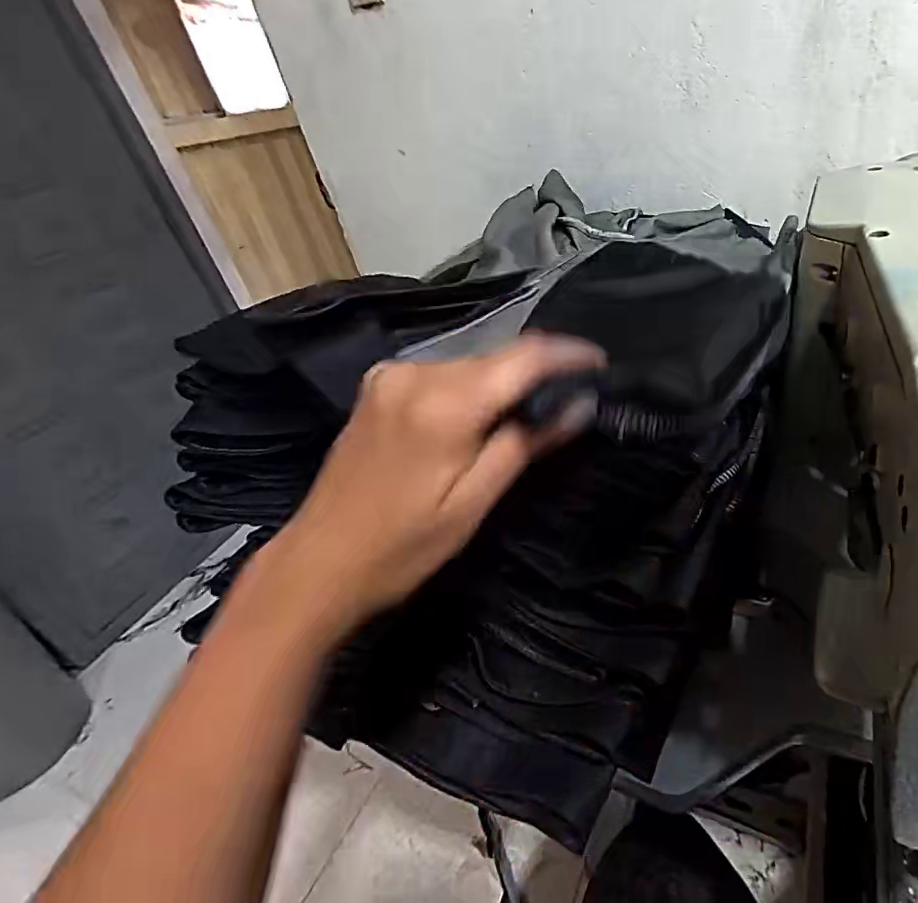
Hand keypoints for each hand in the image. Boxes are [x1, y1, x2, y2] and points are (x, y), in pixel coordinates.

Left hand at [234, 334, 604, 640]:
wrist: (317, 563)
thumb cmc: (404, 546)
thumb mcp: (475, 502)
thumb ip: (527, 443)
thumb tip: (579, 405)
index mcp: (443, 403)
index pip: (524, 358)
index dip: (568, 354)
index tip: (601, 362)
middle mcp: (416, 373)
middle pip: (499, 356)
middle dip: (540, 371)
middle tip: (572, 396)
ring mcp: (392, 375)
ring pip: (474, 362)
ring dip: (507, 380)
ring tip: (533, 410)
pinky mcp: (380, 384)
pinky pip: (447, 371)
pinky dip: (476, 385)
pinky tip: (485, 413)